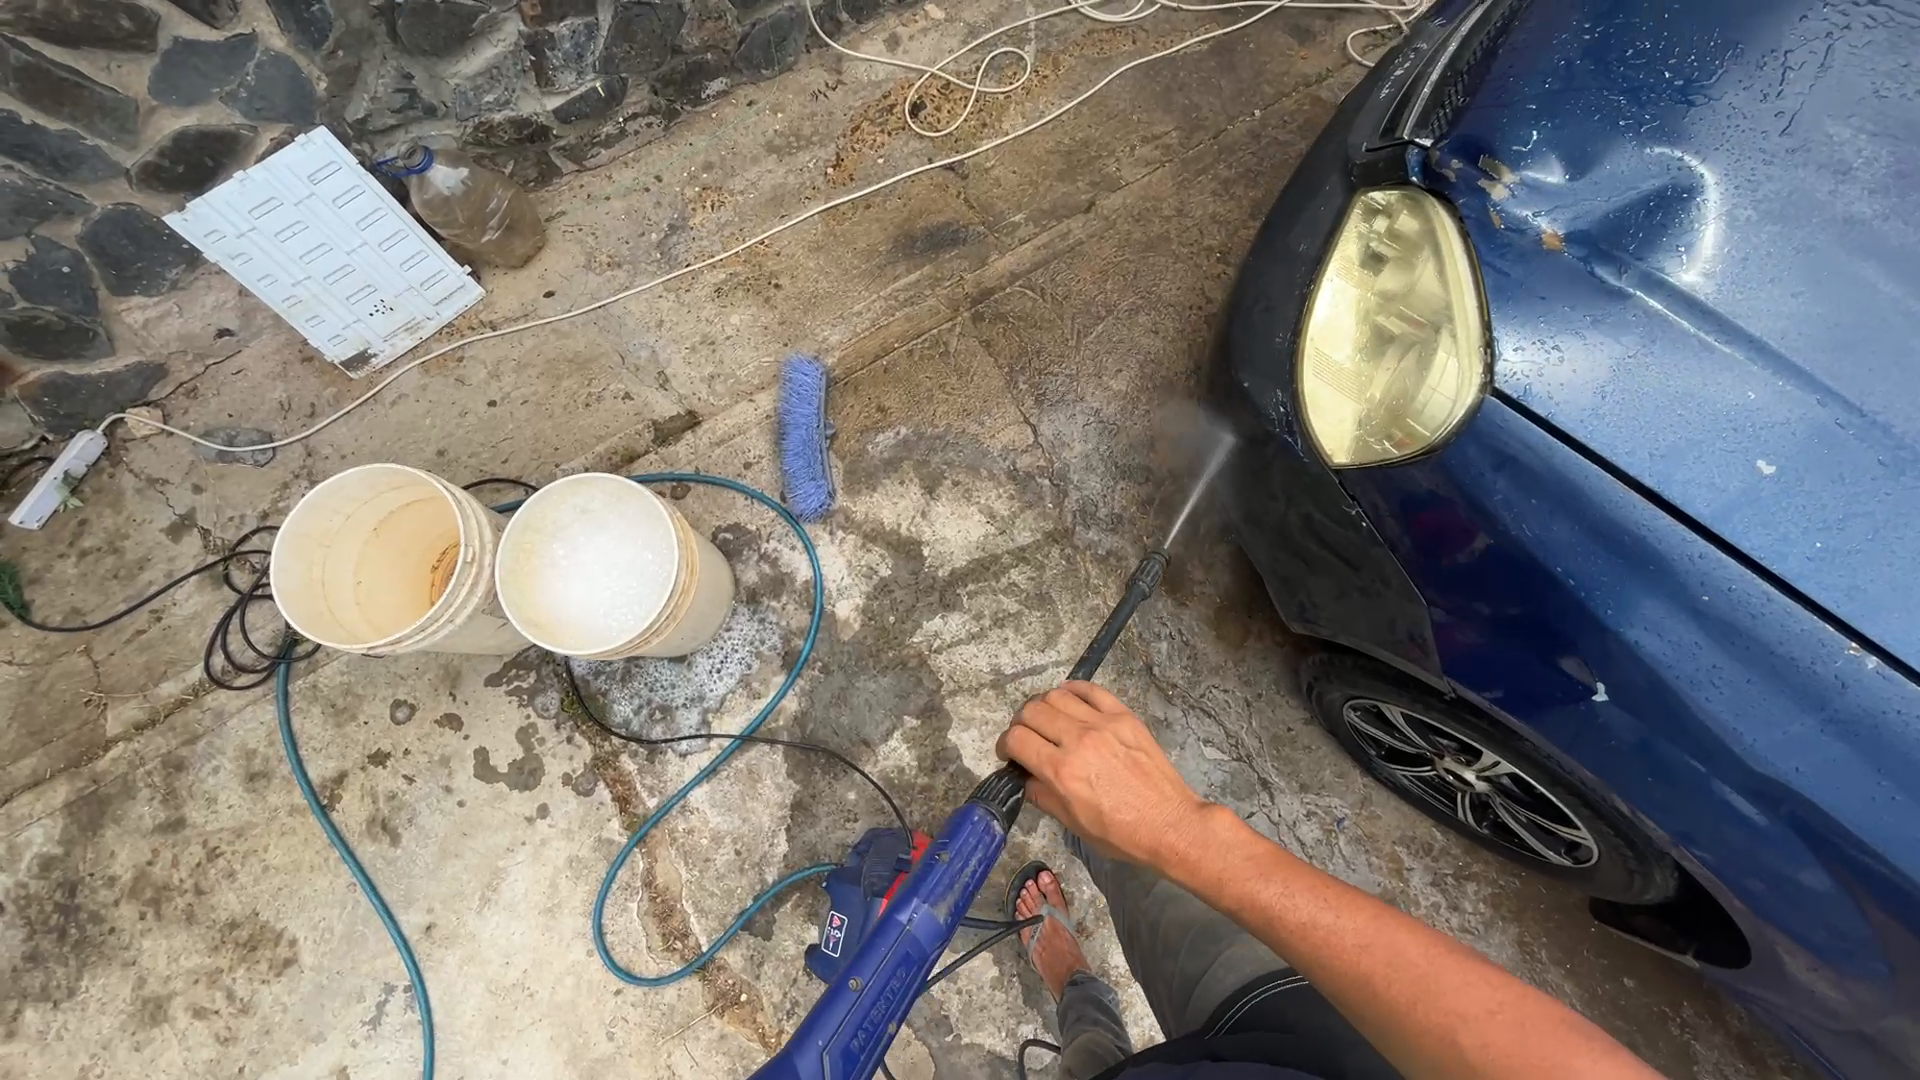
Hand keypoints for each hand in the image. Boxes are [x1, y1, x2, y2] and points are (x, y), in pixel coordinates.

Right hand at [995, 682, 1217, 870]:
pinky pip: (1091, 690)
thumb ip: (1042, 795)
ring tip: (1047, 719)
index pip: (1016, 739)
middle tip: (1025, 737)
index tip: (1009, 753)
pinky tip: (1068, 698)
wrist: (1170, 825)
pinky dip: (1073, 689)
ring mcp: (1103, 724)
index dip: (1004, 744)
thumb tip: (1024, 777)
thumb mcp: (1073, 824)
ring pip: (1056, 695)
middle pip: (1031, 711)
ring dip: (1042, 705)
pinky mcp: (1124, 716)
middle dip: (1019, 723)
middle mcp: (1078, 740)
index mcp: (1062, 771)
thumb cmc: (1120, 833)